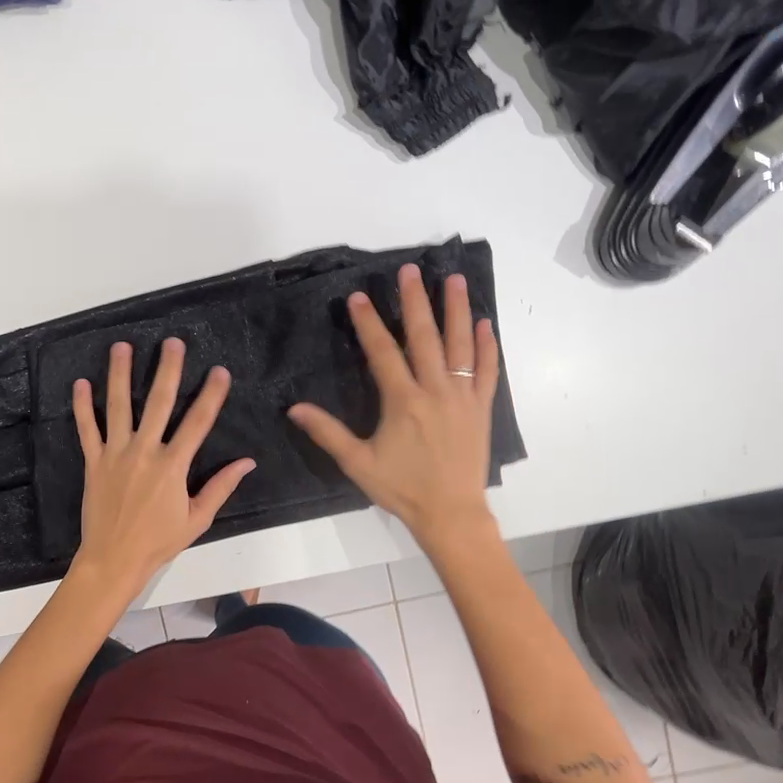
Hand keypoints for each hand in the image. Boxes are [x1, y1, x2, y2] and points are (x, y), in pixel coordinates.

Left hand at [70, 338, 255, 592]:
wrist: (113, 559)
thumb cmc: (158, 542)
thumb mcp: (197, 519)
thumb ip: (221, 487)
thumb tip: (247, 462)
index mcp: (173, 466)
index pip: (197, 423)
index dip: (211, 395)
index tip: (220, 371)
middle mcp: (144, 452)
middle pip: (158, 403)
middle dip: (167, 370)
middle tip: (172, 342)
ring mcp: (116, 455)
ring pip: (117, 407)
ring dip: (119, 375)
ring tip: (121, 346)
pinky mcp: (94, 463)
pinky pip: (87, 430)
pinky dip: (82, 407)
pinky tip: (80, 383)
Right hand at [288, 265, 500, 547]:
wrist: (450, 512)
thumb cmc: (401, 488)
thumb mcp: (358, 463)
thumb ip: (328, 432)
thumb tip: (296, 408)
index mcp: (402, 402)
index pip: (383, 352)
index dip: (369, 323)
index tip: (359, 297)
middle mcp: (435, 391)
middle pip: (424, 337)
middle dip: (415, 301)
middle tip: (409, 270)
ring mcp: (462, 397)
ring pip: (460, 344)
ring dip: (456, 310)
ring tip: (452, 279)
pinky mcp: (482, 408)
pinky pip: (486, 370)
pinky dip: (486, 345)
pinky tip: (483, 324)